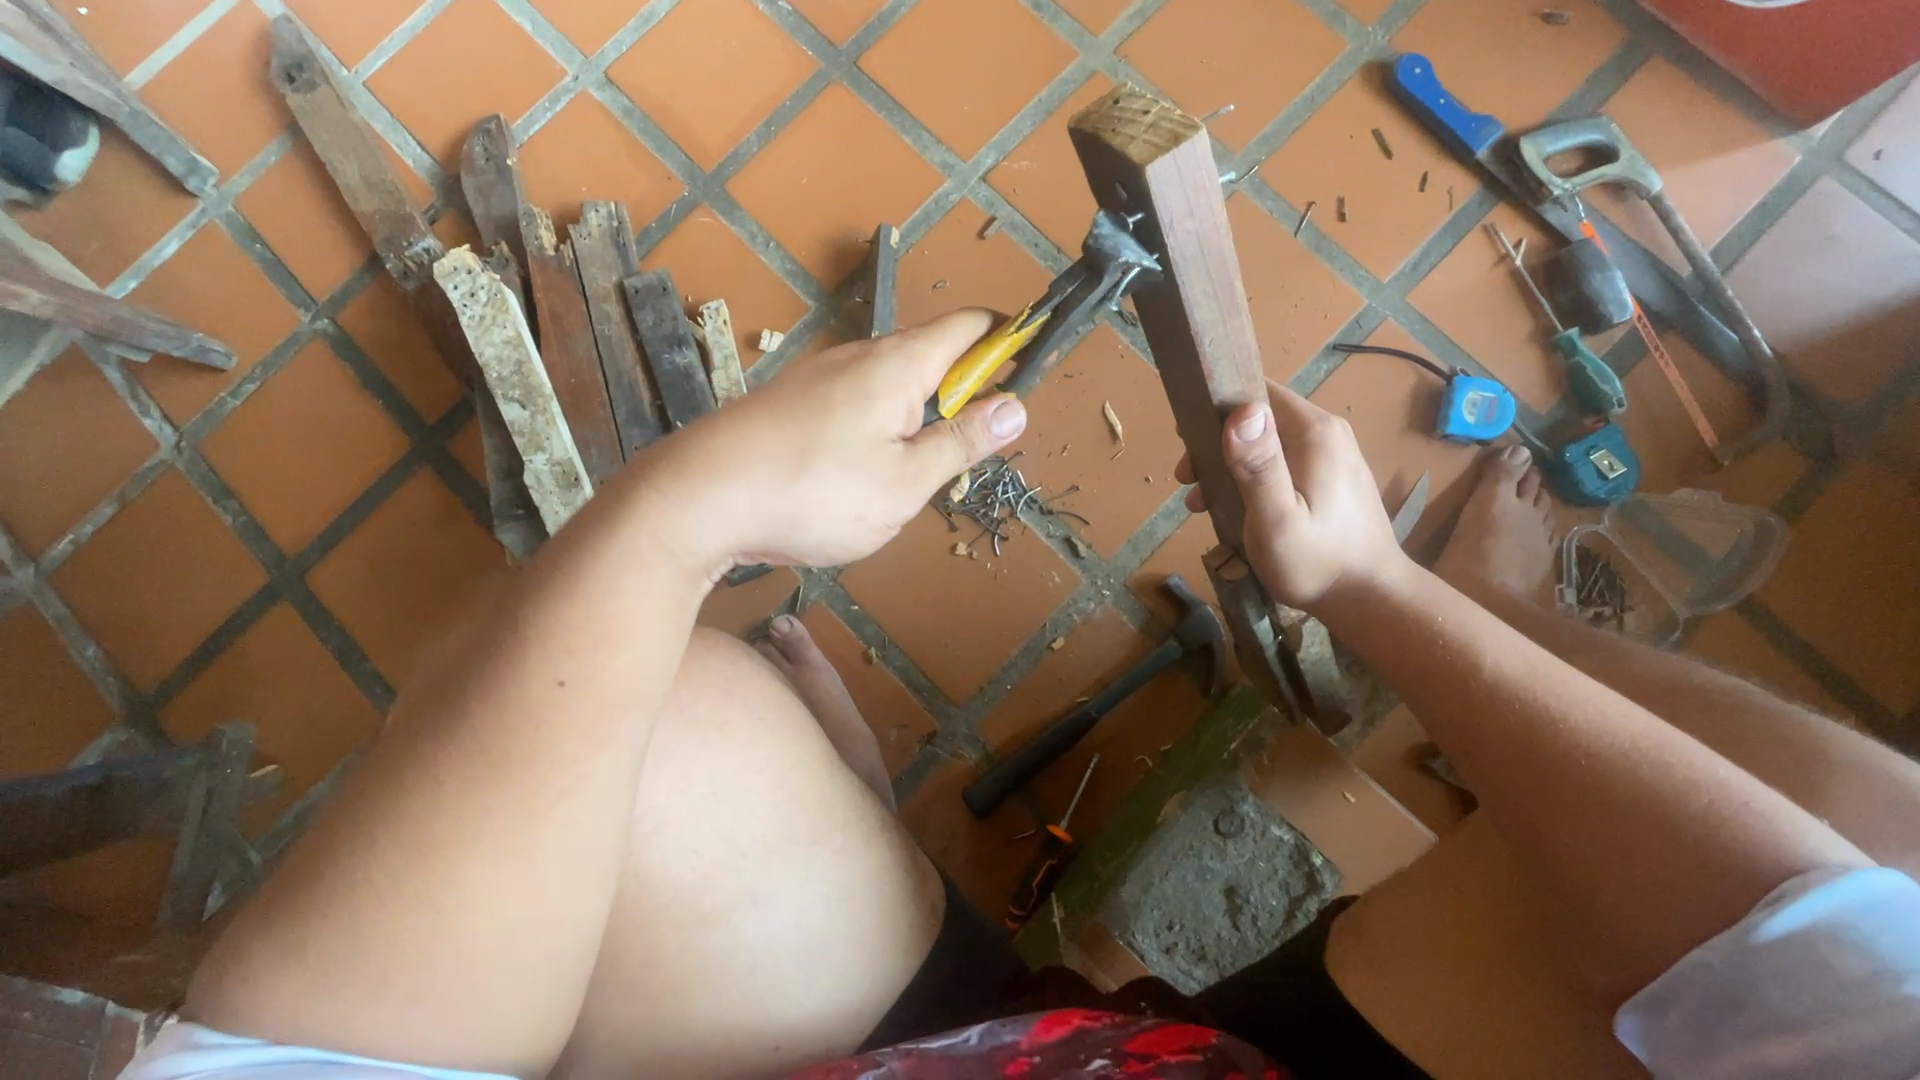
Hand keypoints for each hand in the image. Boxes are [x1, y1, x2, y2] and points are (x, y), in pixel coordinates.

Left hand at [645, 310, 1027, 575]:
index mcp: (899, 363)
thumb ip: (962, 442)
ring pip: (889, 389)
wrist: (698, 499)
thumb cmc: (816, 492)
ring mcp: (819, 378)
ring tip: (904, 482)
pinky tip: (855, 482)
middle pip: (931, 357)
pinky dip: (875, 434)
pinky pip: (853, 407)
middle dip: (959, 398)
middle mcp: (859, 356)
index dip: (1007, 341)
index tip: (1025, 375)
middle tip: (960, 458)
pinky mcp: (791, 406)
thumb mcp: (906, 482)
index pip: (971, 326)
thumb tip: (1015, 406)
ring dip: (914, 424)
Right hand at [1177, 380, 1407, 607]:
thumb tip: (1240, 412)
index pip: (1257, 391)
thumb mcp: (1277, 519)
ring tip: (1201, 502)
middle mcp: (1326, 433)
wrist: (1369, 600)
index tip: (1186, 439)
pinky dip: (1252, 479)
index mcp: (1313, 433)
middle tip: (1186, 481)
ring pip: (1267, 443)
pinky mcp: (1331, 479)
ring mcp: (1332, 456)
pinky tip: (1234, 511)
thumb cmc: (1317, 562)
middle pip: (1259, 418)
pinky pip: (1282, 464)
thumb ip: (1258, 466)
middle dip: (1216, 443)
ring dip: (1229, 466)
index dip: (1216, 407)